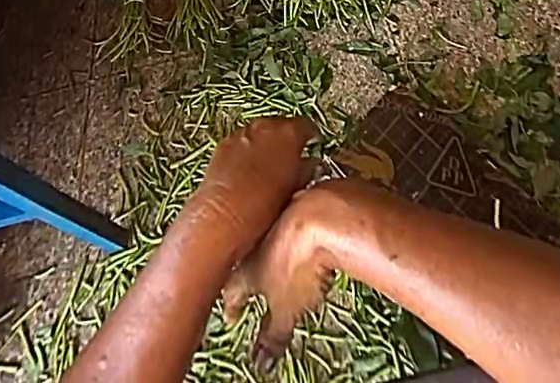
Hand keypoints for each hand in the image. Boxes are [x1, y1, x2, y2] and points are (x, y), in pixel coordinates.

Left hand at [178, 117, 317, 263]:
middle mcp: (266, 126)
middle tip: (291, 160)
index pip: (307, 125)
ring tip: (268, 168)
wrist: (222, 218)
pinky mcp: (225, 143)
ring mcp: (243, 133)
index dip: (311, 135)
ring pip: (262, 132)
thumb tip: (309, 164)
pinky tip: (247, 172)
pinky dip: (248, 150)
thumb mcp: (295, 190)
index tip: (312, 145)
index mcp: (289, 133)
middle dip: (287, 140)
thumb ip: (306, 169)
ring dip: (267, 144)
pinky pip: (242, 141)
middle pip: (283, 125)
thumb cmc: (263, 208)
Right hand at [223, 180, 356, 368]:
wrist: (328, 214)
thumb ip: (272, 336)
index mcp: (247, 266)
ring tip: (286, 262)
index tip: (232, 315)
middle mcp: (259, 237)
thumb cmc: (301, 260)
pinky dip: (302, 228)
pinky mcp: (307, 199)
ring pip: (274, 234)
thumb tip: (263, 360)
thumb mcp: (287, 312)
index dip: (232, 306)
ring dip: (277, 247)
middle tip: (255, 287)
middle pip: (249, 258)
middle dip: (252, 272)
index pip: (232, 291)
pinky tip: (314, 237)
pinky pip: (299, 217)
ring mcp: (282, 214)